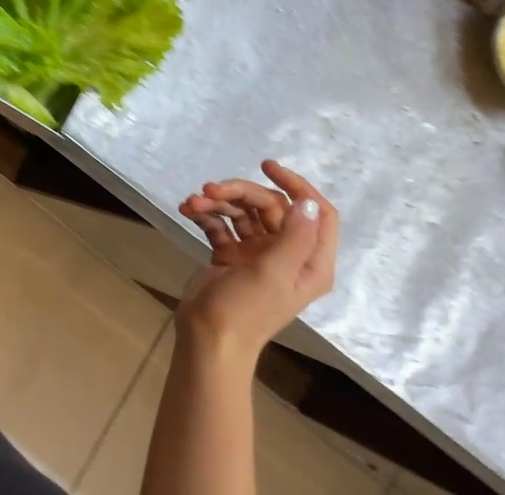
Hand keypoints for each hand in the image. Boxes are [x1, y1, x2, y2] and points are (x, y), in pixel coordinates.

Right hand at [175, 160, 337, 361]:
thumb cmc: (247, 309)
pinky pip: (220, 225)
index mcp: (309, 261)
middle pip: (271, 207)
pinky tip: (186, 211)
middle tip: (210, 189)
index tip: (267, 167)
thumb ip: (295, 236)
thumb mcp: (274, 272)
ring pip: (242, 213)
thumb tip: (309, 201)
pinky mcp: (229, 256)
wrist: (208, 338)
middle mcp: (286, 254)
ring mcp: (257, 255)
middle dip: (240, 193)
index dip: (298, 186)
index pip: (318, 213)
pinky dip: (205, 215)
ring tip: (192, 202)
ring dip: (217, 203)